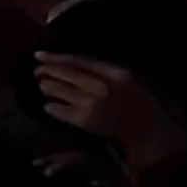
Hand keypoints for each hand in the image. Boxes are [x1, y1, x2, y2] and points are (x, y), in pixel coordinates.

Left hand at [33, 52, 186, 169]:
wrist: (148, 131)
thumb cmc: (135, 103)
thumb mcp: (125, 81)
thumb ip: (98, 71)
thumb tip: (61, 62)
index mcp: (116, 75)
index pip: (78, 61)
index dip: (55, 57)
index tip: (37, 55)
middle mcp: (102, 87)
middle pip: (60, 73)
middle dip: (44, 72)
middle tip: (38, 74)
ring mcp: (90, 103)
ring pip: (51, 88)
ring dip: (45, 88)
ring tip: (49, 90)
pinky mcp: (82, 119)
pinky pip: (52, 107)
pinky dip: (50, 106)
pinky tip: (56, 106)